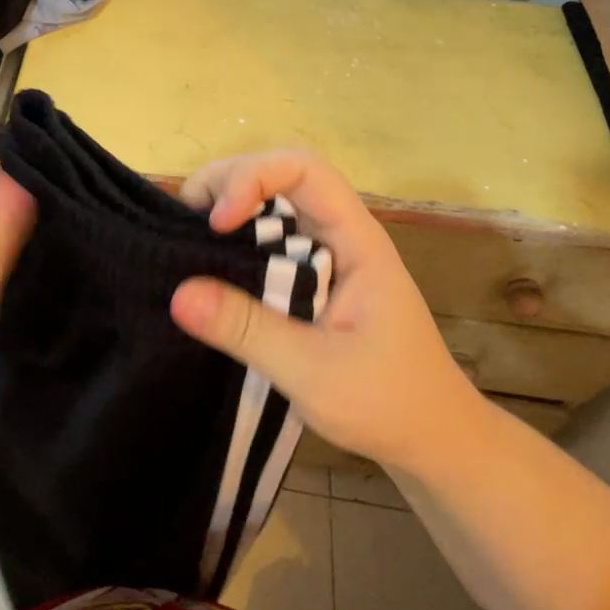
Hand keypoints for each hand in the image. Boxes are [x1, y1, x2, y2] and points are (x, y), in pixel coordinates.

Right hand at [169, 149, 483, 465]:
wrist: (432, 439)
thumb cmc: (387, 403)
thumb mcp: (314, 372)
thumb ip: (249, 331)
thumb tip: (178, 294)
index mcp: (356, 240)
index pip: (303, 170)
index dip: (254, 178)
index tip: (218, 223)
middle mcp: (338, 236)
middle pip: (280, 177)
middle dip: (228, 183)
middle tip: (183, 220)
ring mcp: (324, 258)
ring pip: (271, 209)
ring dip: (226, 211)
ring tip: (184, 240)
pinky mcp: (309, 284)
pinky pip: (266, 245)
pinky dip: (232, 246)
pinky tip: (206, 272)